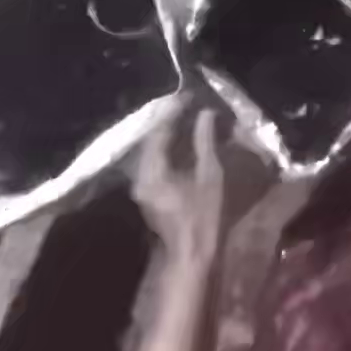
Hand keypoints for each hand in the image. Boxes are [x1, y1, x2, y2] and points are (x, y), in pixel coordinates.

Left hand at [129, 96, 225, 266]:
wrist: (192, 255)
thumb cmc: (203, 216)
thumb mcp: (210, 175)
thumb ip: (205, 142)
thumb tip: (206, 114)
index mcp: (153, 171)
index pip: (160, 132)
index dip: (174, 112)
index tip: (190, 96)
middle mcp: (141, 176)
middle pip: (152, 140)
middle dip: (170, 120)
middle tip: (189, 104)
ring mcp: (143, 186)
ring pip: (153, 150)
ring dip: (170, 134)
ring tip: (189, 119)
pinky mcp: (150, 192)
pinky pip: (156, 161)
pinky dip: (170, 148)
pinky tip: (185, 142)